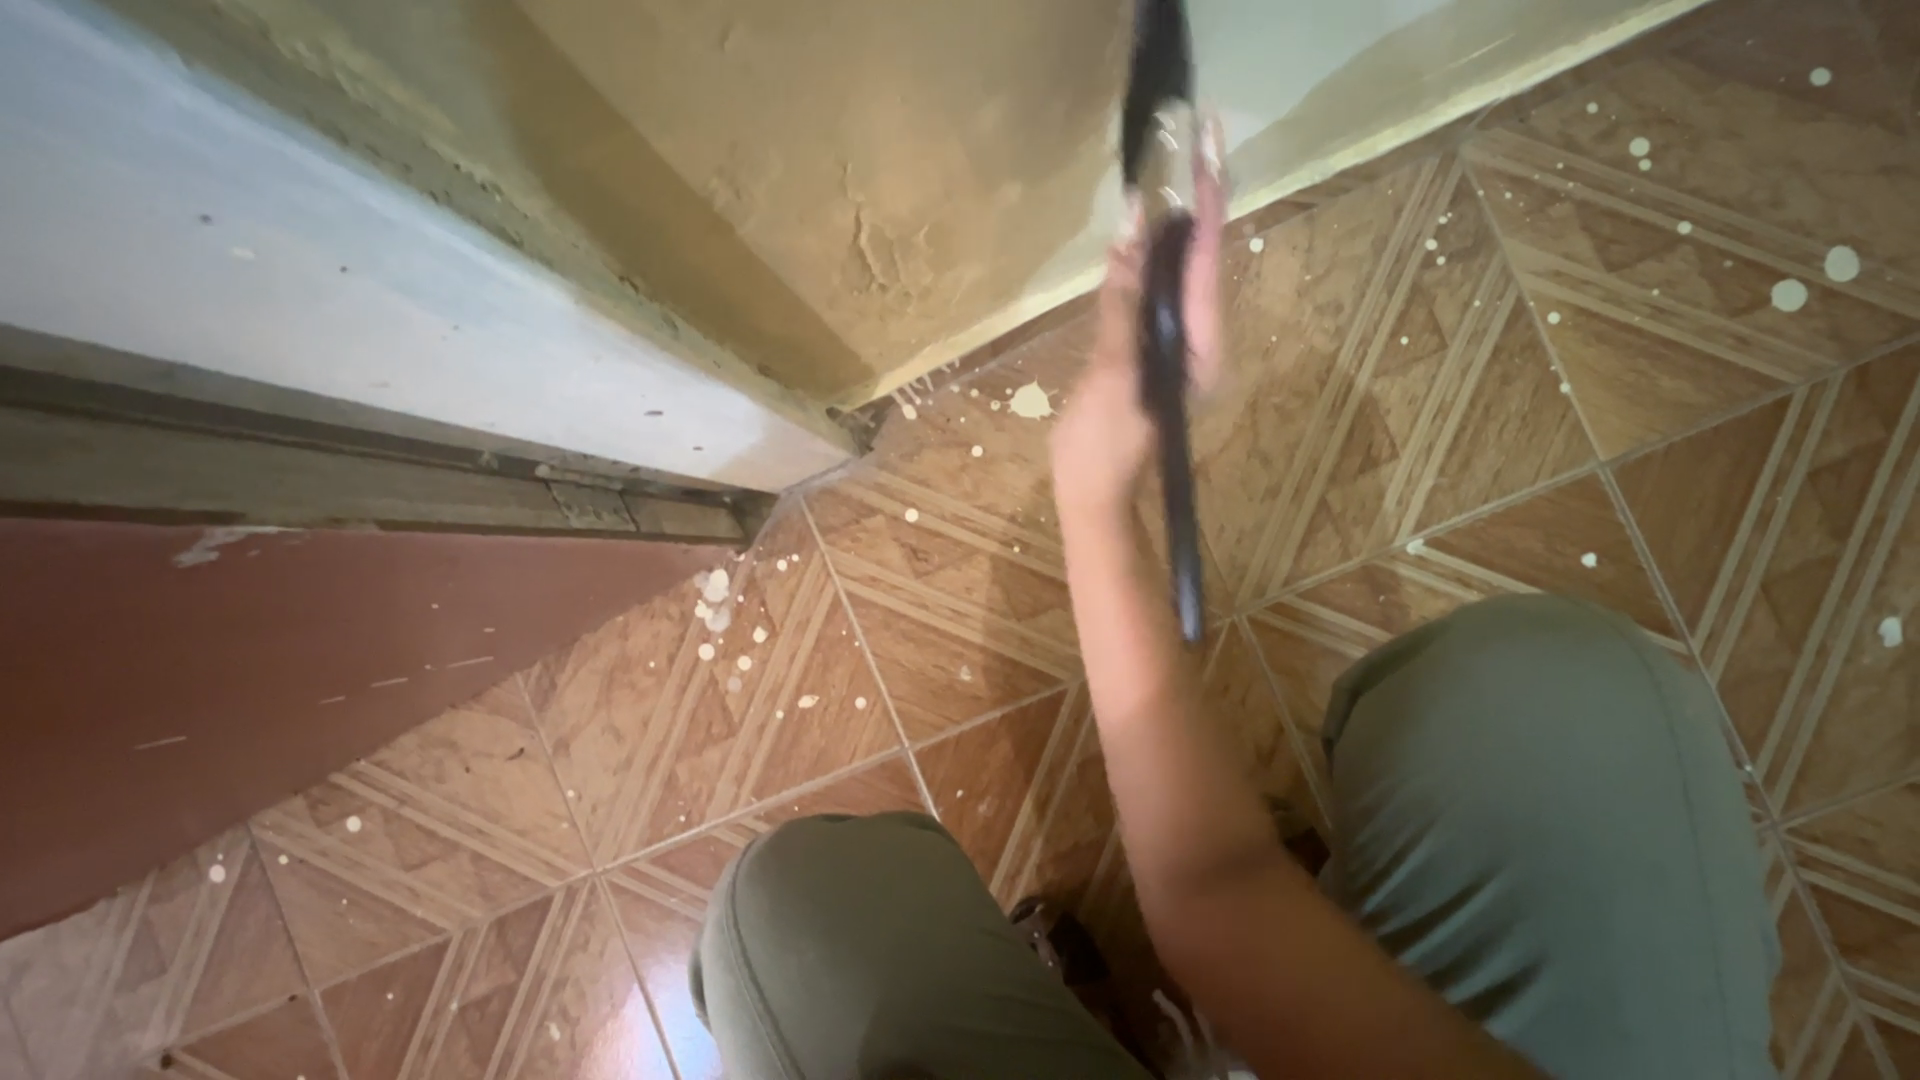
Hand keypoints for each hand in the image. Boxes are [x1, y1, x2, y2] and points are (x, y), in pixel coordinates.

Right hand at [1051, 110, 1227, 520]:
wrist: (1092, 500)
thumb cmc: (1101, 448)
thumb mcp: (1111, 373)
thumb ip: (1123, 301)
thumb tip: (1132, 228)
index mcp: (1202, 349)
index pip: (1208, 260)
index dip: (1208, 200)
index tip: (1205, 143)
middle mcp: (1200, 344)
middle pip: (1202, 263)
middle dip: (1196, 203)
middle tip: (1188, 140)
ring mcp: (1176, 350)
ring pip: (1179, 279)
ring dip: (1170, 230)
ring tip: (1165, 173)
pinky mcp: (1151, 355)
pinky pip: (1154, 299)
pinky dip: (1144, 267)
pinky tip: (1134, 240)